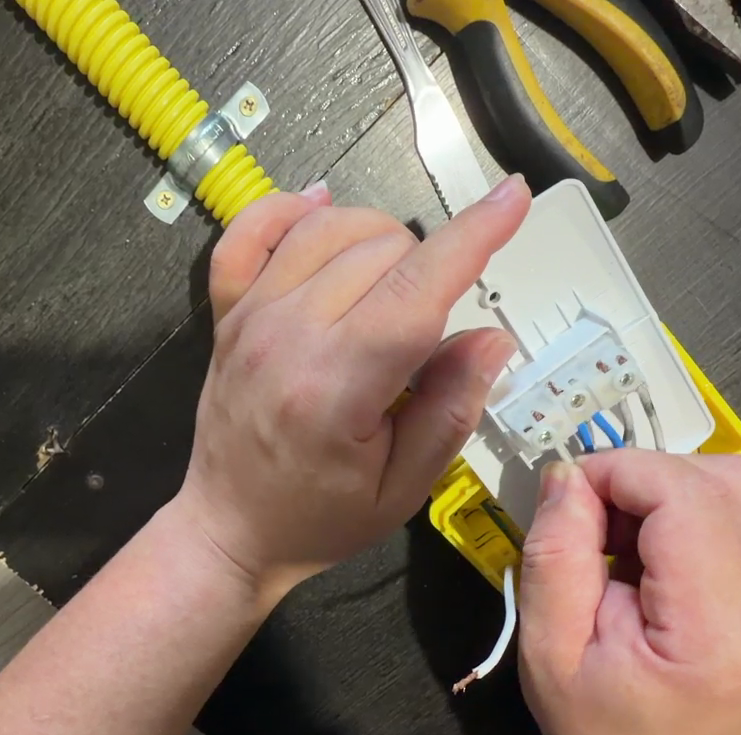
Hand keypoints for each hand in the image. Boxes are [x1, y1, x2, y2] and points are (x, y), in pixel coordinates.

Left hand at [167, 177, 532, 599]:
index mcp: (336, 387)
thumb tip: (492, 338)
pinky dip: (288, 212)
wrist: (229, 530)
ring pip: (327, 229)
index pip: (417, 289)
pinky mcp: (226, 316)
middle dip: (427, 269)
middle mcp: (287, 337)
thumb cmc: (318, 520)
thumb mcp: (402, 490)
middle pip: (379, 251)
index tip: (513, 199)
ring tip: (392, 285)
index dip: (473, 238)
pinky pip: (248, 234)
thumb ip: (450, 411)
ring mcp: (249, 319)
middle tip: (426, 328)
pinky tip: (319, 212)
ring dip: (376, 238)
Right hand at [516, 451, 740, 734]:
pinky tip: (658, 549)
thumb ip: (555, 555)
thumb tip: (569, 474)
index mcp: (721, 633)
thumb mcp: (545, 647)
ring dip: (673, 489)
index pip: (686, 496)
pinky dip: (698, 509)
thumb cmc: (595, 724)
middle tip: (591, 517)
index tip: (567, 495)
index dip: (620, 472)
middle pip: (726, 480)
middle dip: (646, 476)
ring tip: (623, 534)